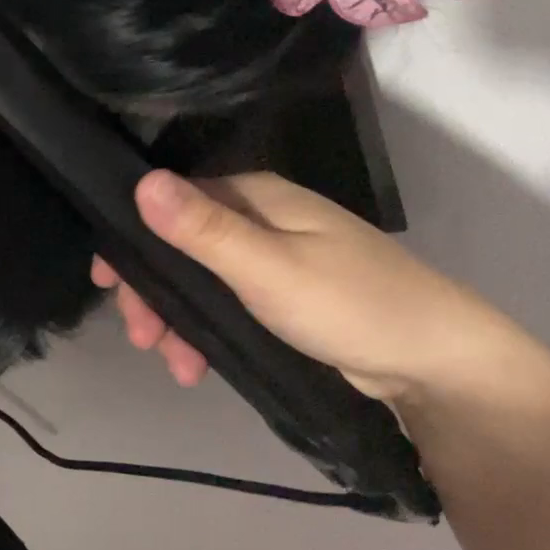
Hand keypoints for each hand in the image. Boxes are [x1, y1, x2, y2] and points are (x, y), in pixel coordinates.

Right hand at [96, 171, 524, 401]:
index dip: (130, 240)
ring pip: (195, 281)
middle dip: (151, 293)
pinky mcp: (280, 296)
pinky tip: (195, 365)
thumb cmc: (352, 306)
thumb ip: (201, 229)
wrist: (442, 369)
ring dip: (174, 321)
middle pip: (175, 246)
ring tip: (172, 363)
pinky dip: (202, 332)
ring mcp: (271, 258)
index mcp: (255, 197)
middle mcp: (259, 219)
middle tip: (141, 337)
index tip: (107, 283)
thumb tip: (140, 180)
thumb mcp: (266, 269)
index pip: (168, 202)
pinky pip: (220, 305)